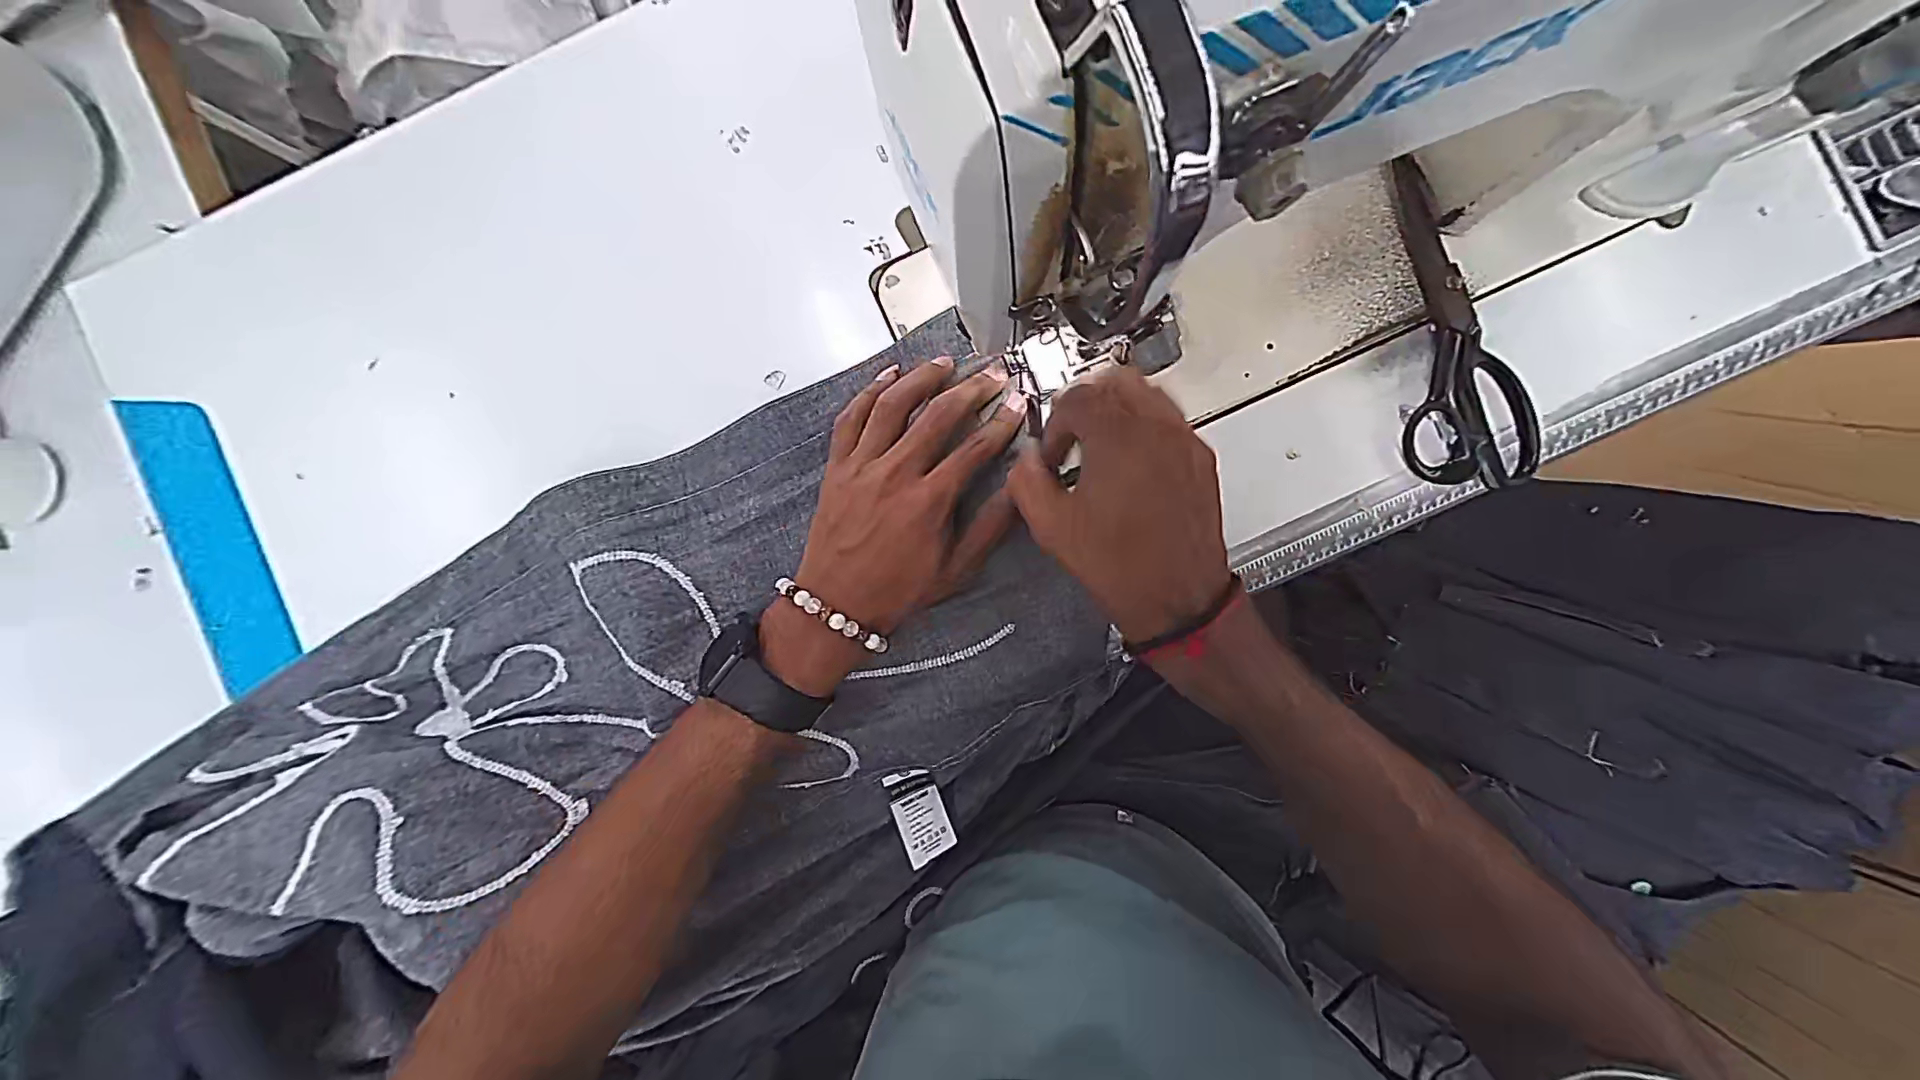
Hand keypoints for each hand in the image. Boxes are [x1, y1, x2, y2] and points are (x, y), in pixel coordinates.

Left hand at [760, 357, 1027, 695]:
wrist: (836, 604)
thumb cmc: (894, 591)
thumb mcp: (955, 570)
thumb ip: (989, 527)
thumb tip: (1017, 490)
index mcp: (927, 502)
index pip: (975, 448)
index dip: (1002, 422)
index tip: (1018, 404)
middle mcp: (894, 476)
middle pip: (938, 416)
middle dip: (972, 388)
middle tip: (993, 374)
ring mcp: (862, 467)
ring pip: (893, 405)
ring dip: (922, 378)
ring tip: (944, 363)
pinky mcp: (838, 468)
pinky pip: (852, 418)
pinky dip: (870, 392)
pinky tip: (889, 376)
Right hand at [1006, 365, 1232, 643]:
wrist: (1176, 598)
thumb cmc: (1125, 568)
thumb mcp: (1052, 527)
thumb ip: (1026, 481)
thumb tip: (1025, 462)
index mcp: (1117, 439)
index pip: (1078, 397)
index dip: (1054, 422)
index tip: (1051, 450)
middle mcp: (1156, 430)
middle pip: (1117, 380)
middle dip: (1087, 401)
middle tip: (1073, 430)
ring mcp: (1184, 442)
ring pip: (1149, 394)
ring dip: (1119, 408)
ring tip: (1101, 443)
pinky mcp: (1200, 460)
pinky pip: (1171, 421)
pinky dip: (1146, 427)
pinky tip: (1131, 460)